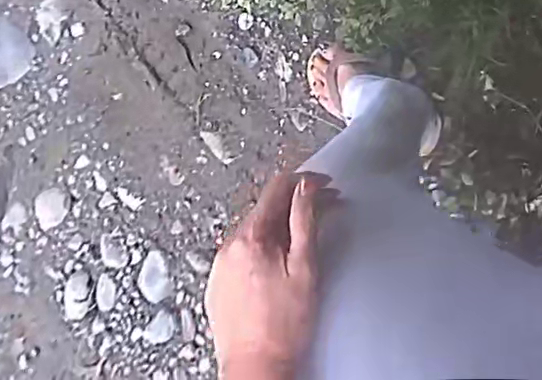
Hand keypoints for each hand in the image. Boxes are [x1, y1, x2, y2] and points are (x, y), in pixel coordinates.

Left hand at [209, 170, 337, 379]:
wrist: (255, 372)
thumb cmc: (283, 328)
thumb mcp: (304, 267)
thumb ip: (304, 219)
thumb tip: (306, 187)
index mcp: (251, 237)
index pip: (278, 187)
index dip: (305, 181)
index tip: (323, 185)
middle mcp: (230, 246)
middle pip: (267, 207)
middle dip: (296, 204)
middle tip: (323, 209)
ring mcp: (221, 265)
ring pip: (255, 228)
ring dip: (280, 225)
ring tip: (303, 239)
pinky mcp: (218, 284)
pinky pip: (243, 250)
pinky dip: (263, 247)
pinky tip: (279, 262)